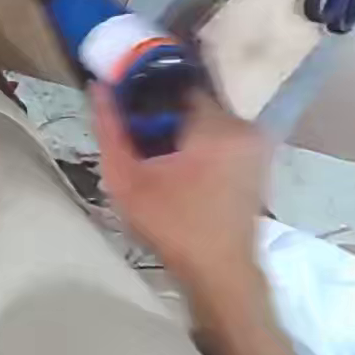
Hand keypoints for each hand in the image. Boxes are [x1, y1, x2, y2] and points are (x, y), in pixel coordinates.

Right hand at [92, 89, 268, 294]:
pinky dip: (192, 140)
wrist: (219, 271)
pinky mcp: (257, 160)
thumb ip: (109, 127)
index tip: (120, 102)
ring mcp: (256, 145)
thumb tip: (98, 86)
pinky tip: (172, 164)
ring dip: (174, 127)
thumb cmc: (170, 224)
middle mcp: (245, 128)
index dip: (143, 88)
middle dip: (157, 111)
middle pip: (189, 100)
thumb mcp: (125, 176)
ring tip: (148, 152)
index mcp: (217, 127)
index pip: (174, 83)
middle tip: (131, 133)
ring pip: (202, 118)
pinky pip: (217, 134)